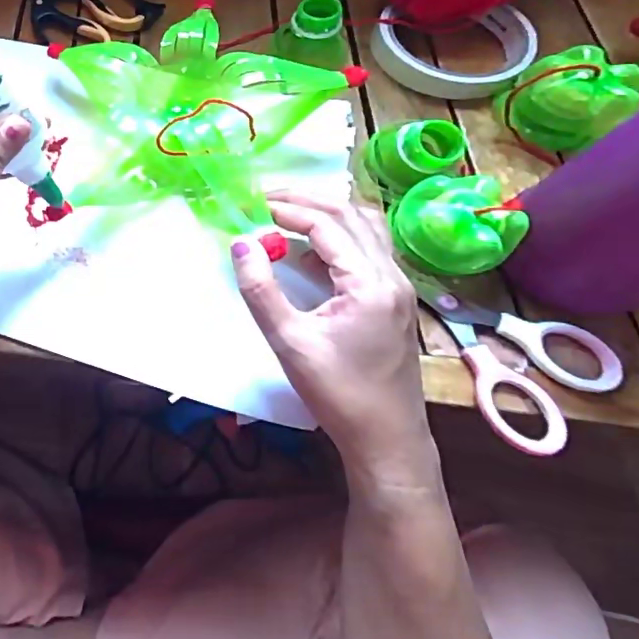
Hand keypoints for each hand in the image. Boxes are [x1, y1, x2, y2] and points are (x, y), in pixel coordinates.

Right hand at [229, 190, 433, 489]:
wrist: (387, 439)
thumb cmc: (337, 392)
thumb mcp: (288, 341)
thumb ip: (260, 289)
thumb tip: (240, 242)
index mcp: (371, 284)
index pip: (327, 226)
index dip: (287, 209)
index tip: (249, 205)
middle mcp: (392, 278)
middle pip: (352, 217)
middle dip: (306, 201)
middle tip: (263, 199)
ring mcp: (398, 289)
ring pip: (365, 229)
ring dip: (324, 214)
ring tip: (284, 214)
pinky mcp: (393, 301)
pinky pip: (367, 250)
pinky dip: (335, 237)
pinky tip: (305, 251)